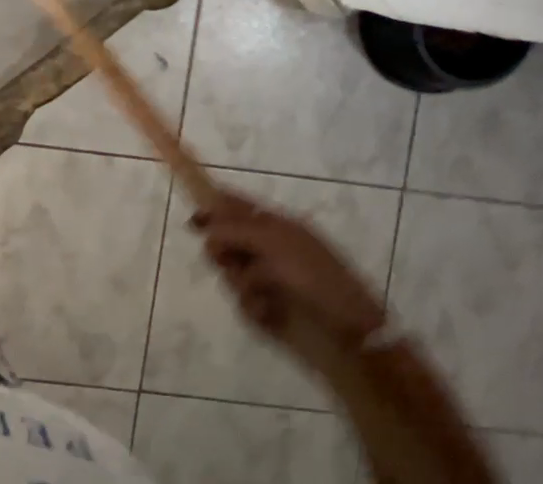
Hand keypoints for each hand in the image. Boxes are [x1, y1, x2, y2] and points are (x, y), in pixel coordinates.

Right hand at [190, 193, 386, 351]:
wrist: (348, 335)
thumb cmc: (316, 280)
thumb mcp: (273, 243)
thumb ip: (233, 229)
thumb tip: (206, 228)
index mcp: (278, 227)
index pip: (238, 207)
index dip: (213, 208)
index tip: (194, 222)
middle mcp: (270, 250)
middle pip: (225, 241)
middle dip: (223, 252)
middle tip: (227, 260)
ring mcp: (268, 281)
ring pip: (230, 273)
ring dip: (242, 283)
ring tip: (263, 294)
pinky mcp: (266, 309)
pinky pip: (242, 301)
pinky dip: (254, 306)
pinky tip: (271, 313)